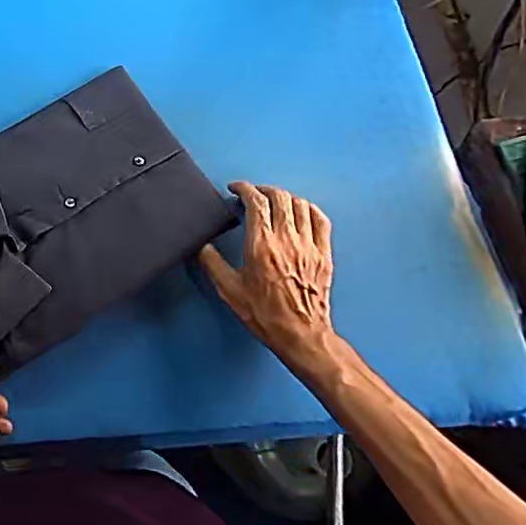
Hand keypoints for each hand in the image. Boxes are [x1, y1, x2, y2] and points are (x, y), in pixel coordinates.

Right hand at [198, 182, 339, 374]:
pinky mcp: (324, 255)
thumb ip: (211, 262)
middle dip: (263, 189)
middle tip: (252, 193)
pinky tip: (301, 211)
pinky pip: (321, 221)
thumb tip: (201, 245)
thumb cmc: (266, 315)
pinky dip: (309, 209)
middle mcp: (286, 240)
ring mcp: (308, 246)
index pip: (255, 201)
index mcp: (261, 245)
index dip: (244, 188)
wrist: (301, 336)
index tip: (236, 188)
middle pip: (279, 197)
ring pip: (300, 205)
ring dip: (284, 197)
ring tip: (274, 201)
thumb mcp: (229, 289)